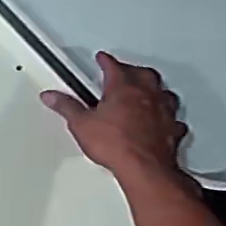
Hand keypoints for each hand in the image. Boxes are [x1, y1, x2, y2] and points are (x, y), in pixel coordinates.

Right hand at [41, 52, 197, 194]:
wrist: (144, 167)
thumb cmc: (117, 144)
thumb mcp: (80, 123)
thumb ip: (66, 107)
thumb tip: (53, 97)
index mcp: (124, 91)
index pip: (115, 68)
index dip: (107, 61)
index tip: (103, 58)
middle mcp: (148, 98)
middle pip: (144, 75)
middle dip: (132, 69)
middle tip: (124, 69)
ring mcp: (163, 113)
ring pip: (163, 91)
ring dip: (153, 87)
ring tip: (145, 87)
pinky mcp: (172, 130)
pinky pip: (172, 115)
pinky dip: (165, 112)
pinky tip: (161, 116)